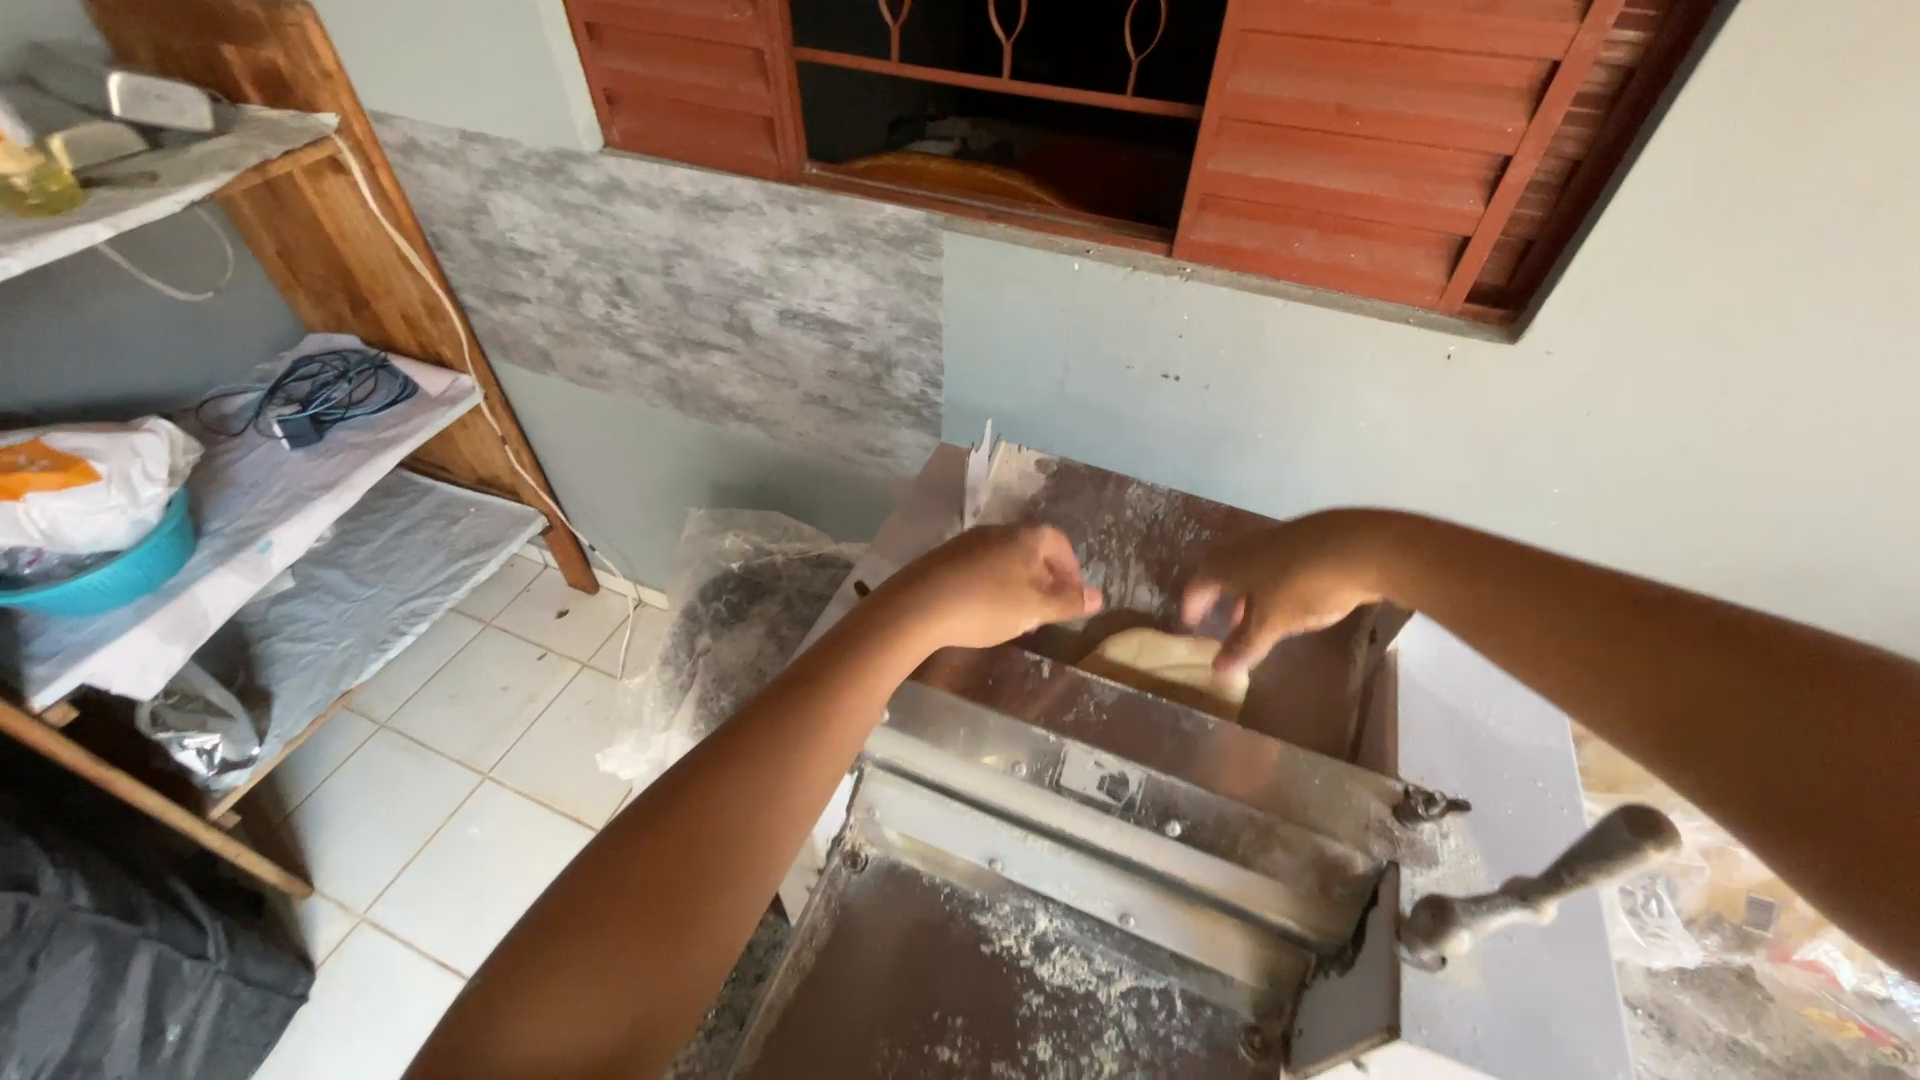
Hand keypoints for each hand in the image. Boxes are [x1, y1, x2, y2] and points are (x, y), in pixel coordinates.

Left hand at [874, 524, 1103, 651]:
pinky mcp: (942, 558)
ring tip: (1016, 615)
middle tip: (1046, 608)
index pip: (1058, 542)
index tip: (1072, 594)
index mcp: (1025, 537)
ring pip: (1003, 559)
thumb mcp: (1034, 609)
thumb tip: (1100, 596)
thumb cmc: (986, 605)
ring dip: (1016, 583)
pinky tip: (982, 611)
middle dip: (1043, 578)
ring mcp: (966, 542)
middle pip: (1030, 549)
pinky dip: (990, 585)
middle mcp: (997, 531)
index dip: (1070, 568)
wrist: (918, 605)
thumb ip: (1067, 602)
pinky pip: (978, 567)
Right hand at [1180, 510, 1391, 673]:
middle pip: (1220, 570)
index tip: (1190, 625)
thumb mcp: (1270, 622)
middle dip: (1218, 596)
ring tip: (1254, 614)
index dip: (1191, 606)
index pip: (1196, 585)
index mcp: (1227, 564)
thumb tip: (1218, 669)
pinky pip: (1276, 563)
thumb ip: (1244, 645)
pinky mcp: (1304, 539)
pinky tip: (1290, 598)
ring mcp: (1275, 539)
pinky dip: (1271, 582)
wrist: (1362, 547)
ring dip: (1246, 590)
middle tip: (1219, 618)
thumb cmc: (1302, 585)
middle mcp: (1244, 547)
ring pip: (1250, 566)